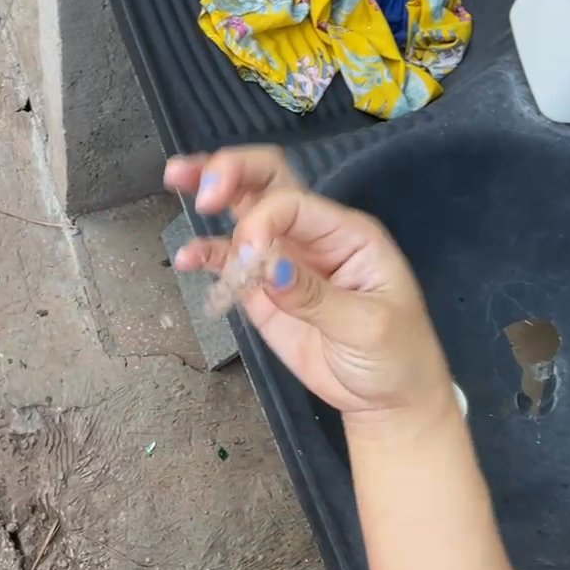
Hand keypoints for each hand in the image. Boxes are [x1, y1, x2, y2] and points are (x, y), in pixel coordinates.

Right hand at [166, 147, 454, 427]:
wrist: (385, 398)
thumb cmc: (394, 355)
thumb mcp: (366, 326)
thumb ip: (314, 295)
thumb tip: (267, 268)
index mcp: (347, 233)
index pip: (294, 204)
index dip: (262, 221)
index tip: (248, 259)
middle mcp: (312, 237)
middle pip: (268, 183)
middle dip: (232, 171)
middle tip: (203, 184)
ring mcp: (284, 261)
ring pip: (243, 213)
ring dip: (210, 193)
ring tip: (174, 178)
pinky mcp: (262, 292)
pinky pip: (229, 264)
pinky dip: (206, 256)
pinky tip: (186, 258)